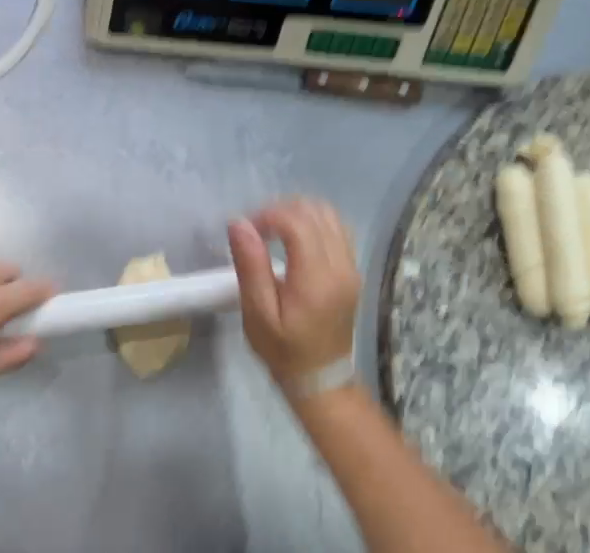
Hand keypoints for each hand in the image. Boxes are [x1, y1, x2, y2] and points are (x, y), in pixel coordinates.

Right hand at [229, 199, 360, 394]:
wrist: (321, 378)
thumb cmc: (283, 349)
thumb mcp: (257, 313)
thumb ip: (250, 266)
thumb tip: (239, 223)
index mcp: (318, 278)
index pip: (296, 223)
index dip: (266, 216)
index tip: (246, 231)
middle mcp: (341, 267)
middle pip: (315, 212)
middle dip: (280, 211)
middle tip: (256, 230)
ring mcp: (351, 267)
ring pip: (329, 216)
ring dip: (297, 214)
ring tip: (272, 231)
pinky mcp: (351, 270)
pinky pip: (335, 229)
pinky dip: (311, 223)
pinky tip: (292, 239)